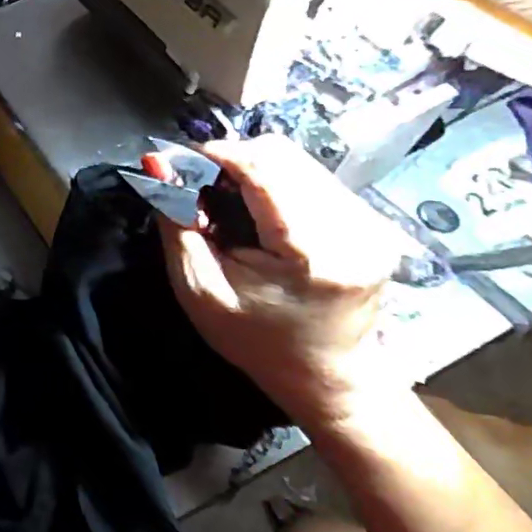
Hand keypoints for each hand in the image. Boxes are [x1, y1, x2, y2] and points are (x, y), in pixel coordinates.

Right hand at [158, 134, 407, 420]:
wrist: (326, 377)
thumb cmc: (255, 340)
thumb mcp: (199, 289)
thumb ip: (176, 221)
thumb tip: (156, 162)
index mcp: (311, 252)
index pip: (262, 167)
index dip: (215, 154)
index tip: (179, 165)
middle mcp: (354, 229)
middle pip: (282, 155)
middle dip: (233, 161)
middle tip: (203, 193)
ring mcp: (372, 224)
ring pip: (298, 160)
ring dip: (255, 170)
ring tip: (232, 206)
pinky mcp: (375, 223)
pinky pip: (315, 177)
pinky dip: (278, 183)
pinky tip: (263, 214)